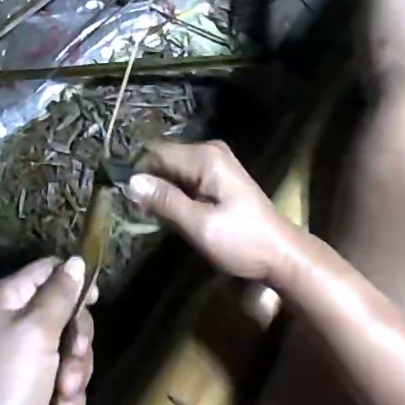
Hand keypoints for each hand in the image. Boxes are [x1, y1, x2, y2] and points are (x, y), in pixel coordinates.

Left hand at [0, 256, 96, 404]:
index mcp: (10, 299)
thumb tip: (76, 260)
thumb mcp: (36, 330)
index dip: (73, 279)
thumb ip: (60, 294)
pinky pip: (65, 384)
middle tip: (72, 357)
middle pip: (65, 312)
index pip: (48, 270)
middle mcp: (17, 324)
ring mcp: (26, 361)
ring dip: (74, 374)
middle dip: (77, 339)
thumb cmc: (7, 382)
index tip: (95, 298)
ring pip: (70, 351)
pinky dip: (68, 399)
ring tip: (63, 395)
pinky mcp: (34, 394)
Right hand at [127, 140, 304, 283]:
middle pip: (164, 158)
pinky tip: (170, 212)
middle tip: (134, 211)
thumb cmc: (243, 242)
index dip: (137, 173)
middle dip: (148, 181)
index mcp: (205, 157)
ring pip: (172, 168)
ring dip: (160, 188)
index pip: (155, 154)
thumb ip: (166, 201)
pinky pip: (185, 176)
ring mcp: (215, 161)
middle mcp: (209, 150)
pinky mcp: (217, 175)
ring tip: (148, 214)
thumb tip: (131, 181)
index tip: (122, 199)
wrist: (282, 254)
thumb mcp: (200, 226)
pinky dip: (174, 191)